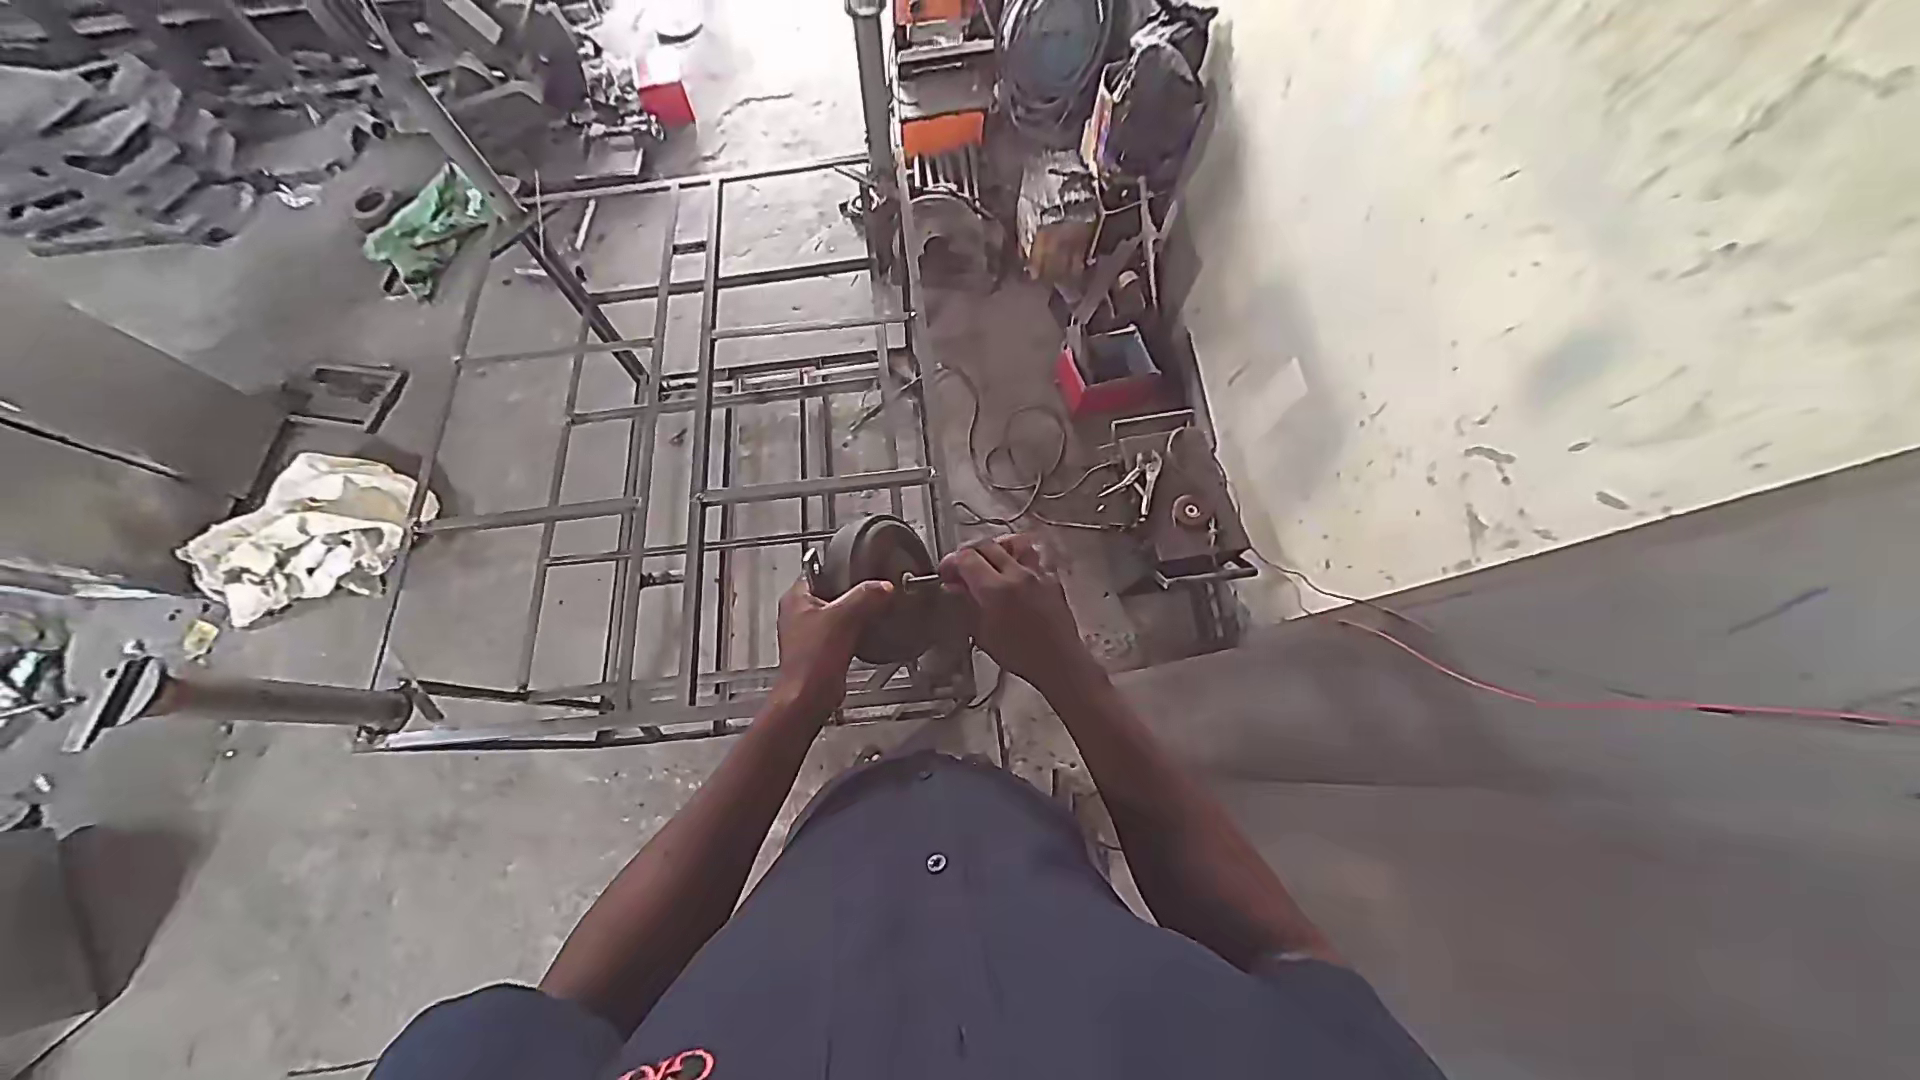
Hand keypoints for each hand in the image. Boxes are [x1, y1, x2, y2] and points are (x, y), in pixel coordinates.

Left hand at [769, 576, 894, 722]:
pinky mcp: (821, 650)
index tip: (858, 567)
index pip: (816, 570)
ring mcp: (809, 633)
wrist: (810, 696)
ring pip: (837, 612)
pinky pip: (842, 631)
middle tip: (870, 589)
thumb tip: (883, 586)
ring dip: (854, 612)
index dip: (838, 567)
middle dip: (851, 591)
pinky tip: (866, 632)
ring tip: (871, 610)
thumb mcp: (844, 617)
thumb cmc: (812, 661)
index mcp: (795, 599)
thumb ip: (866, 596)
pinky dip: (854, 630)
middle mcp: (798, 614)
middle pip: (830, 591)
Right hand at [939, 534, 1095, 692]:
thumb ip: (967, 603)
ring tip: (988, 565)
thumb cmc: (1020, 654)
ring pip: (1011, 544)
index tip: (947, 574)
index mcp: (996, 589)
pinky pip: (1030, 558)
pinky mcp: (1051, 578)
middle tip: (962, 570)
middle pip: (986, 545)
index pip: (966, 558)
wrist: (1059, 661)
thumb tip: (956, 586)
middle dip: (969, 554)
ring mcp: (1037, 573)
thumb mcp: (982, 633)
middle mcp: (1017, 574)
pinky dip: (1016, 560)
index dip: (951, 562)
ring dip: (994, 550)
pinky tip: (1012, 576)